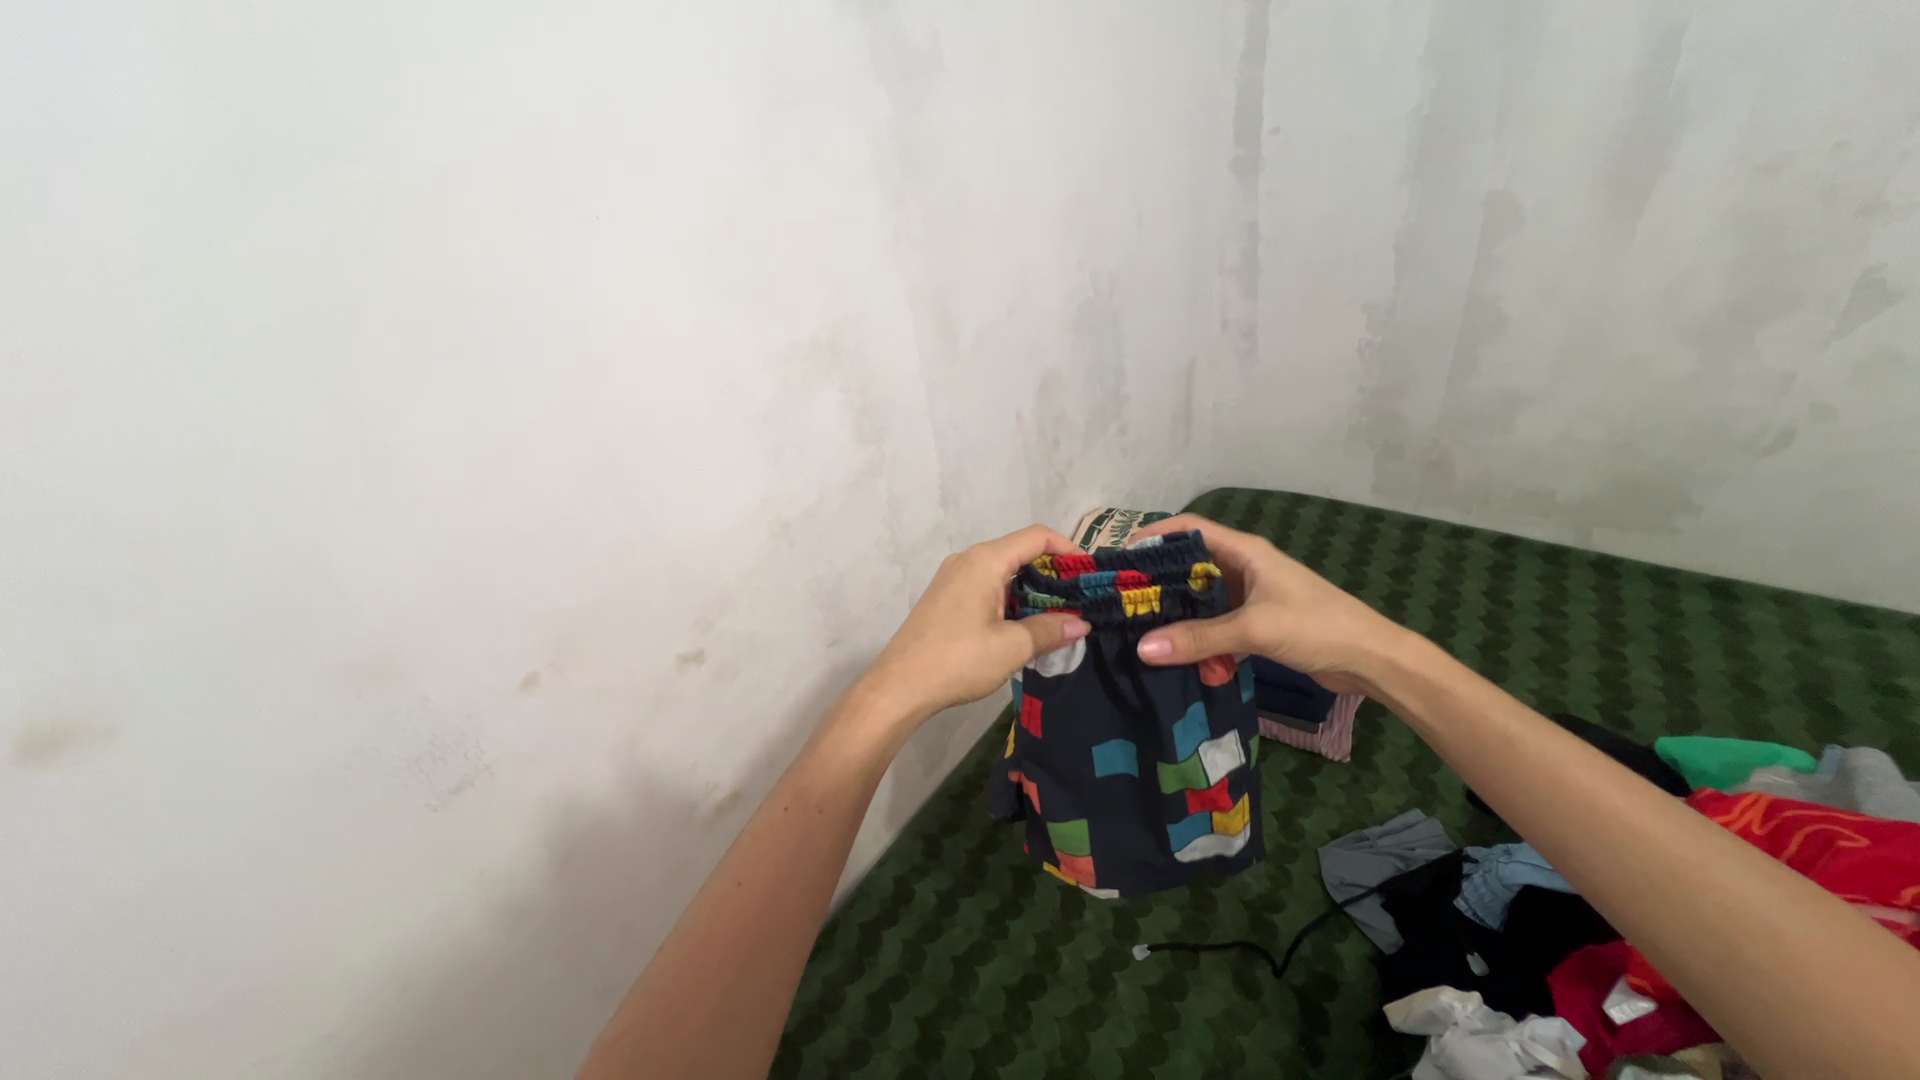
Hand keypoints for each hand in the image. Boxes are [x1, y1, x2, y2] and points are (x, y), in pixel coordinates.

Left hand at [859, 525, 1091, 724]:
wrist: (899, 687)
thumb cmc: (958, 660)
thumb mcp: (1012, 647)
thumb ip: (1050, 630)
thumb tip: (1080, 623)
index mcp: (985, 561)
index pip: (1036, 537)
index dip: (1068, 549)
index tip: (1089, 574)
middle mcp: (967, 560)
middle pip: (1019, 551)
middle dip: (1052, 572)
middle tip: (1080, 600)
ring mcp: (953, 578)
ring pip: (1003, 571)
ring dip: (1031, 589)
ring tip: (1058, 616)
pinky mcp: (945, 597)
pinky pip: (986, 586)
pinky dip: (1010, 597)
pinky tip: (1023, 624)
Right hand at [1128, 514, 1408, 693]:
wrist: (1372, 660)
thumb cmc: (1315, 626)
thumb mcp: (1252, 629)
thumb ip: (1198, 639)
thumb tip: (1142, 649)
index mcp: (1246, 552)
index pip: (1191, 528)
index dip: (1156, 535)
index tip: (1121, 557)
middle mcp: (1246, 568)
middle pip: (1192, 567)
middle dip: (1161, 584)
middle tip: (1125, 602)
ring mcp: (1253, 597)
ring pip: (1204, 601)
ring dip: (1182, 618)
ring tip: (1148, 633)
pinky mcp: (1259, 624)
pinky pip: (1219, 627)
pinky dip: (1204, 641)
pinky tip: (1190, 661)